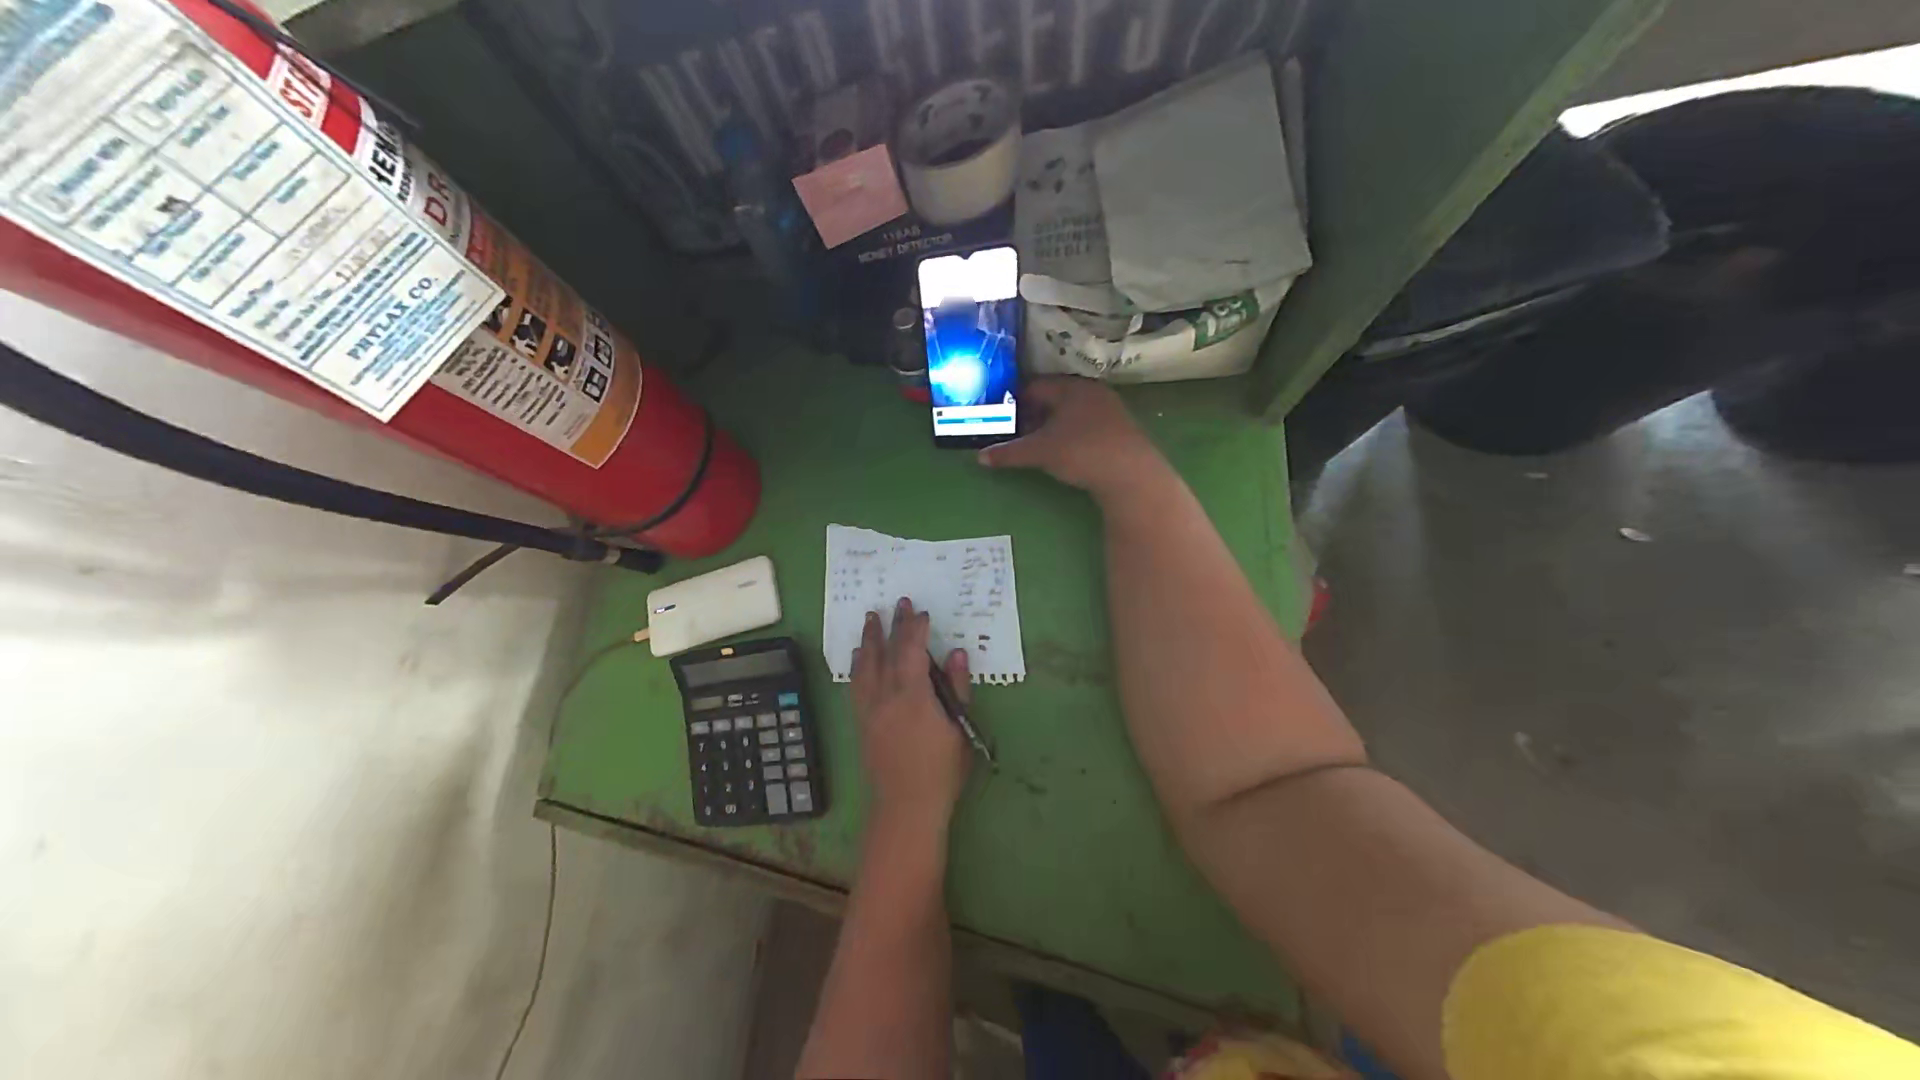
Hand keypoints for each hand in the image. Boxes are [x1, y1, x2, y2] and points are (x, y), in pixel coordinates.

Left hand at [850, 597, 971, 833]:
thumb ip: (956, 688)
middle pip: (887, 653)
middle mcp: (886, 697)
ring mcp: (869, 710)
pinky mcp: (861, 723)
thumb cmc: (942, 770)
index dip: (916, 629)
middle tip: (896, 603)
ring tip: (870, 620)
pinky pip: (856, 685)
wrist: (906, 806)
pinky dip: (858, 665)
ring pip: (866, 666)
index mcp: (913, 697)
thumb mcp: (959, 728)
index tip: (921, 612)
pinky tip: (859, 658)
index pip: (912, 652)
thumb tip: (956, 653)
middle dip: (893, 626)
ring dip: (869, 640)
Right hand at [976, 377, 1163, 495]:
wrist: (1132, 475)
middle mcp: (1091, 391)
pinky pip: (1087, 423)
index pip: (1035, 386)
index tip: (1002, 418)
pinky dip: (1071, 433)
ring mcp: (1109, 408)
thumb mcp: (1040, 452)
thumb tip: (980, 457)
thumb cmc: (1081, 452)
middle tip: (1016, 433)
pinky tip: (1066, 451)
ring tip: (1038, 444)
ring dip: (1052, 425)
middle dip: (1033, 414)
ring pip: (1071, 411)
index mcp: (1070, 387)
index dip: (1015, 402)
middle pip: (1054, 398)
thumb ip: (1009, 453)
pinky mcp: (1120, 428)